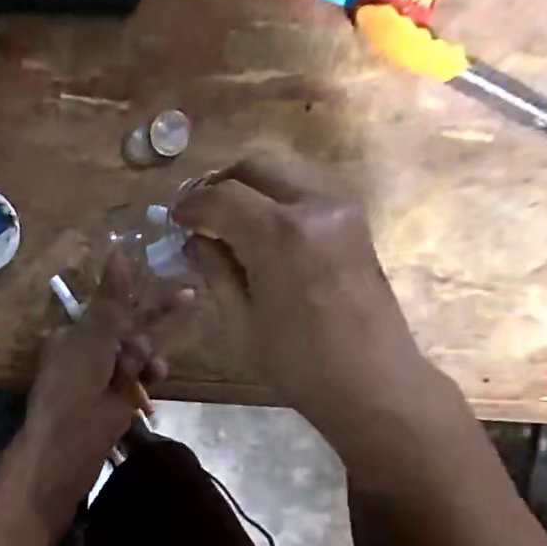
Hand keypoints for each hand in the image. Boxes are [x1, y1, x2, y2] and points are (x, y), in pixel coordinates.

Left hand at [14, 251, 190, 516]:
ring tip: (138, 372)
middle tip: (188, 298)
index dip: (139, 296)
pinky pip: (140, 381)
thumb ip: (110, 301)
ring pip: (137, 356)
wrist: (65, 449)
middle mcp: (85, 353)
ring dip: (145, 358)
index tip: (169, 279)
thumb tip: (117, 253)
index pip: (110, 307)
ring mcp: (101, 380)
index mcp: (72, 334)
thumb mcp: (91, 339)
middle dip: (145, 327)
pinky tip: (148, 386)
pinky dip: (147, 379)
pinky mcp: (116, 403)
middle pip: (127, 330)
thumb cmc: (71, 388)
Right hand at [173, 153, 451, 451]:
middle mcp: (315, 206)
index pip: (222, 196)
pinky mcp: (354, 220)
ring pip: (283, 171)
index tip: (173, 221)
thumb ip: (216, 270)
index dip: (190, 206)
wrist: (372, 380)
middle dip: (218, 184)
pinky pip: (304, 188)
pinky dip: (274, 197)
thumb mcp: (240, 321)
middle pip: (255, 165)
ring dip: (248, 188)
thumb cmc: (298, 362)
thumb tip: (197, 241)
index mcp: (280, 235)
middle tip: (197, 213)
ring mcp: (341, 208)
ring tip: (225, 221)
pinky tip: (258, 230)